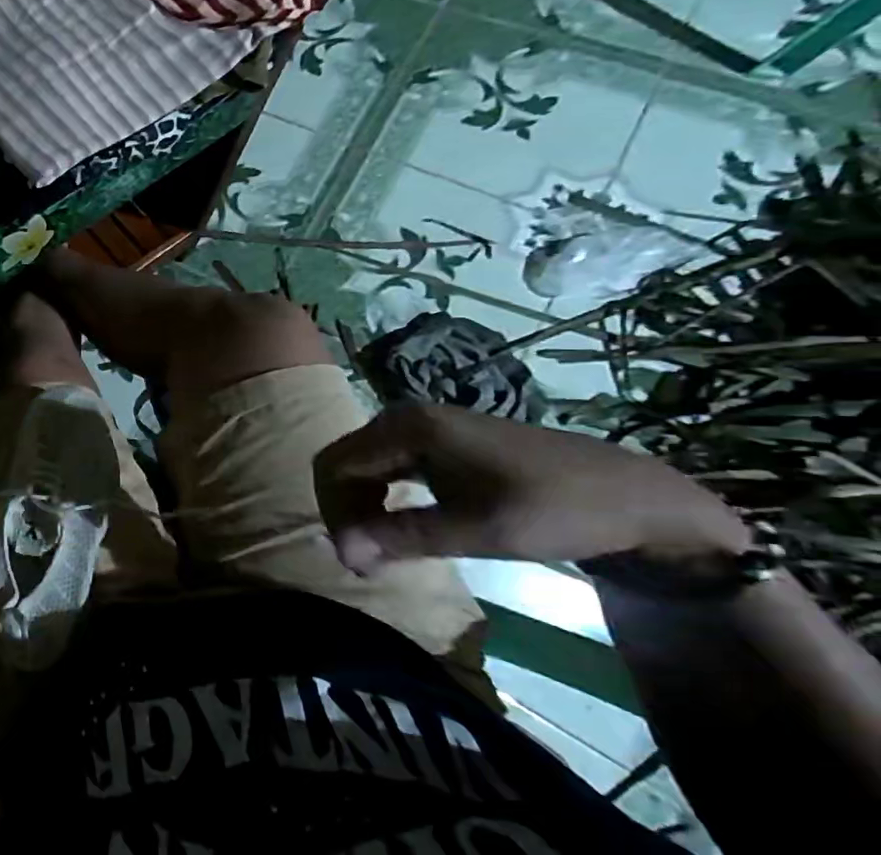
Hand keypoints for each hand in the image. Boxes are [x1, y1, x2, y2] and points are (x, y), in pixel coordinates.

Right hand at [313, 404, 749, 573]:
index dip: (334, 512)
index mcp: (408, 428)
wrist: (642, 499)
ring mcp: (424, 425)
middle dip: (344, 510)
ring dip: (361, 505)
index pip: (335, 465)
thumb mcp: (480, 530)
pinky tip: (401, 523)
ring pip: (363, 464)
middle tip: (364, 557)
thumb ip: (404, 536)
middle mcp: (405, 417)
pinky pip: (388, 464)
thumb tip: (342, 551)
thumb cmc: (559, 511)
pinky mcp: (441, 439)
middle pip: (343, 461)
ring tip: (379, 546)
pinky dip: (383, 495)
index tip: (355, 558)